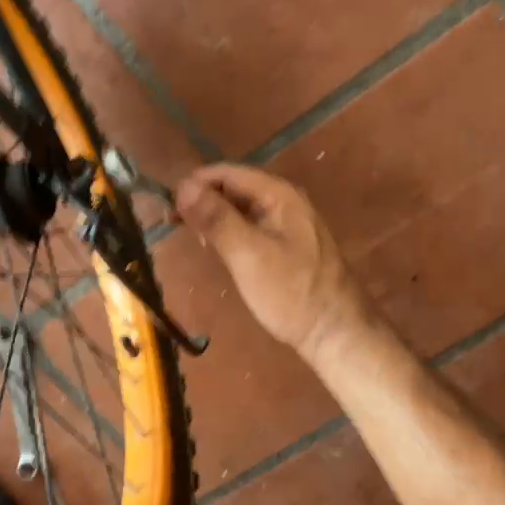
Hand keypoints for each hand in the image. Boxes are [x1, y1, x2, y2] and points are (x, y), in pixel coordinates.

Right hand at [174, 164, 375, 361]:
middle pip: (235, 188)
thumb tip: (182, 186)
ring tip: (190, 234)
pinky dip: (230, 231)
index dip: (196, 183)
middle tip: (172, 222)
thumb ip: (216, 218)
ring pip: (242, 208)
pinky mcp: (288, 246)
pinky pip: (252, 226)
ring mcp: (289, 224)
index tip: (167, 205)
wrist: (336, 332)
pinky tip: (217, 248)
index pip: (228, 172)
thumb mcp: (248, 254)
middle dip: (203, 199)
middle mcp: (286, 201)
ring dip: (215, 216)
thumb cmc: (291, 293)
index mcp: (279, 195)